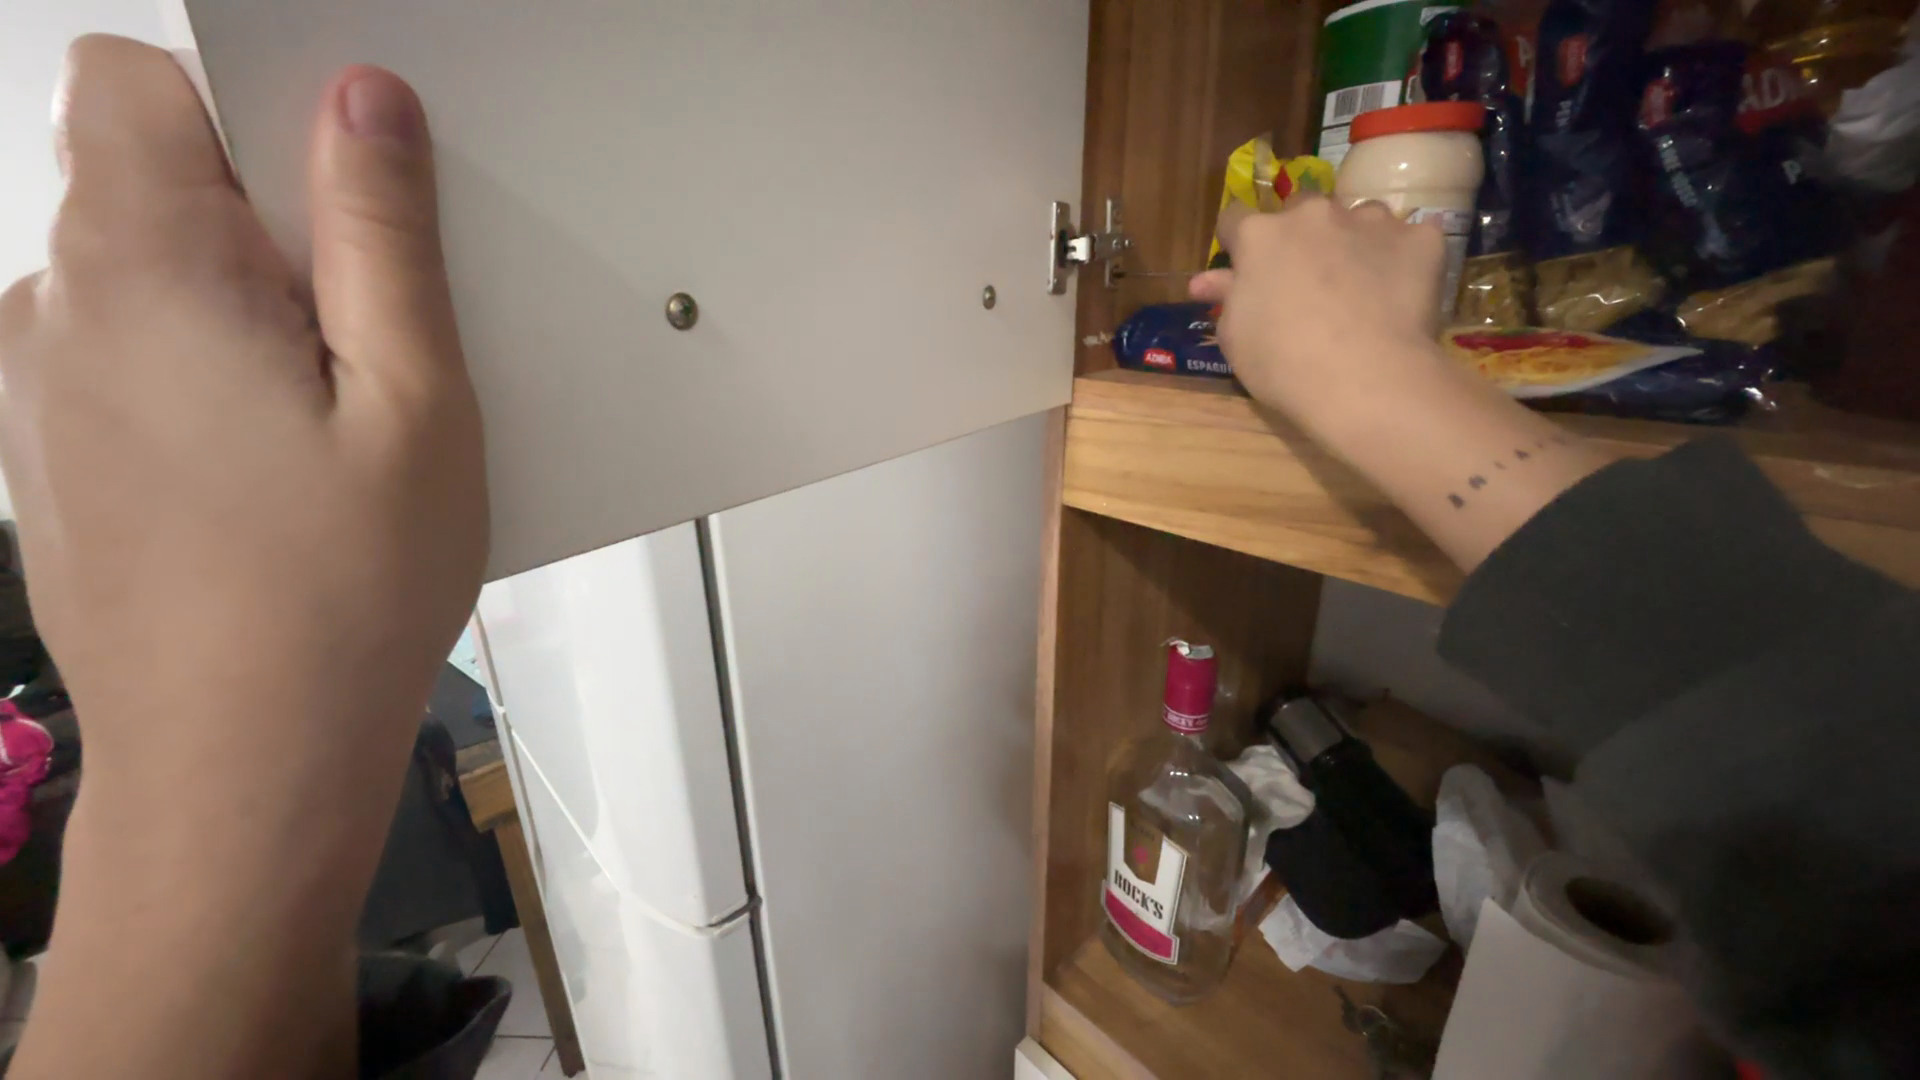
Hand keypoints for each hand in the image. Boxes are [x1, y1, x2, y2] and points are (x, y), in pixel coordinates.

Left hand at [0, 36, 484, 1076]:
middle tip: (391, 343)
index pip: (150, 86)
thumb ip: (385, 242)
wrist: (252, 750)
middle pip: (166, 187)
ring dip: (274, 313)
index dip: (268, 116)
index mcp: (148, 274)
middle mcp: (61, 310)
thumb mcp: (416, 400)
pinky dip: (241, 374)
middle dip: (293, 231)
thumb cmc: (347, 586)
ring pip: (170, 280)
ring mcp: (53, 386)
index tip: (364, 201)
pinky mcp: (76, 449)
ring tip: (358, 420)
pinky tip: (309, 464)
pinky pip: (158, 357)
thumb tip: (369, 104)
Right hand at [1189, 197, 1451, 434]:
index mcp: (1260, 236)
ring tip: (1356, 283)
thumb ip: (1226, 297)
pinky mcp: (1420, 239)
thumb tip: (1206, 281)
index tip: (1240, 266)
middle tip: (1302, 278)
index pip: (1235, 219)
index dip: (1236, 242)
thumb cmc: (1280, 362)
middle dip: (1298, 234)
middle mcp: (1313, 214)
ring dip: (1351, 240)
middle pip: (1299, 208)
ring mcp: (1371, 221)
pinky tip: (1398, 290)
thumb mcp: (1235, 336)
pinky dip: (1400, 256)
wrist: (1363, 378)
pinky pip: (1409, 237)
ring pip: (1357, 217)